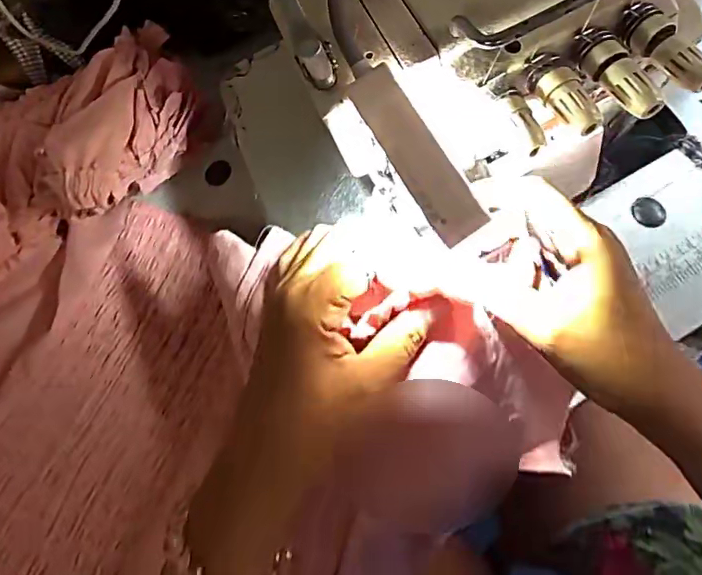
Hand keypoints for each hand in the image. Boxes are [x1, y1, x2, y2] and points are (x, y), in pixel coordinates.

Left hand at [241, 223, 436, 456]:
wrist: (265, 463)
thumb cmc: (319, 426)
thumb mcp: (373, 382)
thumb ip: (406, 334)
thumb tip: (436, 304)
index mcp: (310, 299)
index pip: (362, 257)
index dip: (392, 270)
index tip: (413, 293)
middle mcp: (289, 284)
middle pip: (338, 239)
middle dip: (371, 253)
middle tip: (398, 284)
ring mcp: (276, 292)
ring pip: (316, 243)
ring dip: (348, 254)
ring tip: (376, 284)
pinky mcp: (272, 304)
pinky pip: (299, 259)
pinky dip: (324, 261)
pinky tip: (345, 286)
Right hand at [462, 181, 681, 415]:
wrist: (657, 391)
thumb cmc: (611, 357)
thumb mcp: (546, 326)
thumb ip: (499, 295)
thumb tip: (457, 274)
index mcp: (586, 237)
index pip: (535, 191)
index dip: (498, 190)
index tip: (465, 202)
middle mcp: (591, 237)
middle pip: (537, 210)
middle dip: (498, 221)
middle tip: (463, 239)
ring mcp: (593, 256)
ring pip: (543, 235)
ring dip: (512, 244)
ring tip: (477, 259)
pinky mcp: (592, 275)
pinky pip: (552, 256)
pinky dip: (527, 263)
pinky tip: (507, 282)